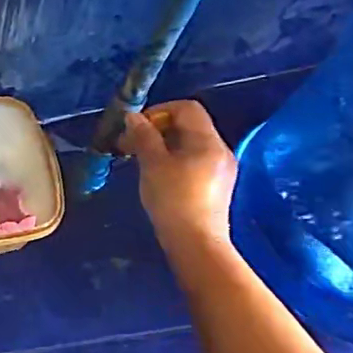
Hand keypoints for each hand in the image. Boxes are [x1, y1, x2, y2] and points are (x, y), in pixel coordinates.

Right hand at [122, 100, 236, 250]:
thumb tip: (133, 117)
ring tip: (140, 161)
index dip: (159, 111)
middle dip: (157, 130)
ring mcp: (222, 169)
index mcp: (208, 141)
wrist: (196, 243)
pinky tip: (158, 177)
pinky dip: (174, 160)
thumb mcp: (153, 165)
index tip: (135, 128)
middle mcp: (220, 150)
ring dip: (163, 146)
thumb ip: (143, 137)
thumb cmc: (173, 200)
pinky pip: (194, 161)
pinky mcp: (217, 186)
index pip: (187, 108)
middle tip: (130, 145)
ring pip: (190, 145)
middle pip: (189, 126)